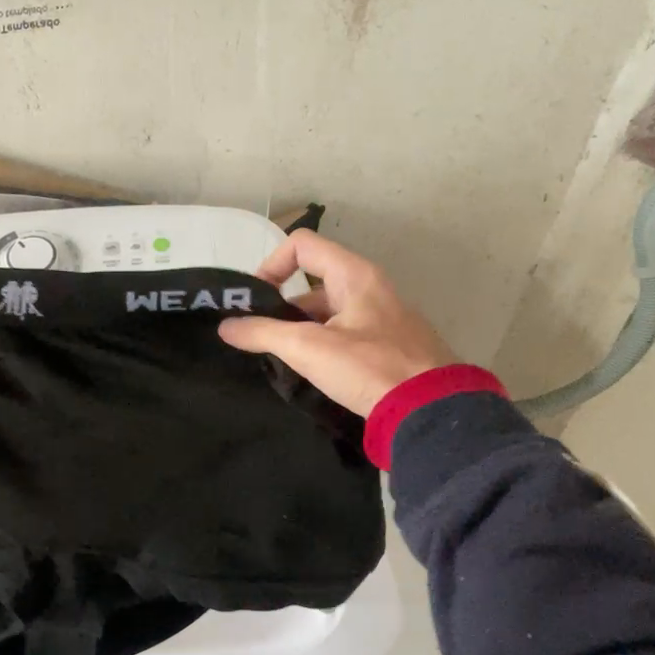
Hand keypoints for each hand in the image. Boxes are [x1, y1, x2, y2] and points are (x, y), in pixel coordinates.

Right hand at [218, 229, 457, 416]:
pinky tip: (310, 373)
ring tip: (281, 361)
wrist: (428, 408)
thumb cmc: (368, 368)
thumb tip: (226, 326)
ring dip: (298, 330)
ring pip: (325, 312)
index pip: (301, 246)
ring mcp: (380, 317)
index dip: (271, 266)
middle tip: (260, 338)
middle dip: (280, 307)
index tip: (255, 303)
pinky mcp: (386, 344)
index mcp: (354, 276)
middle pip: (311, 282)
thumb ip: (262, 333)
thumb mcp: (307, 348)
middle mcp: (369, 288)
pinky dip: (319, 345)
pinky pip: (342, 333)